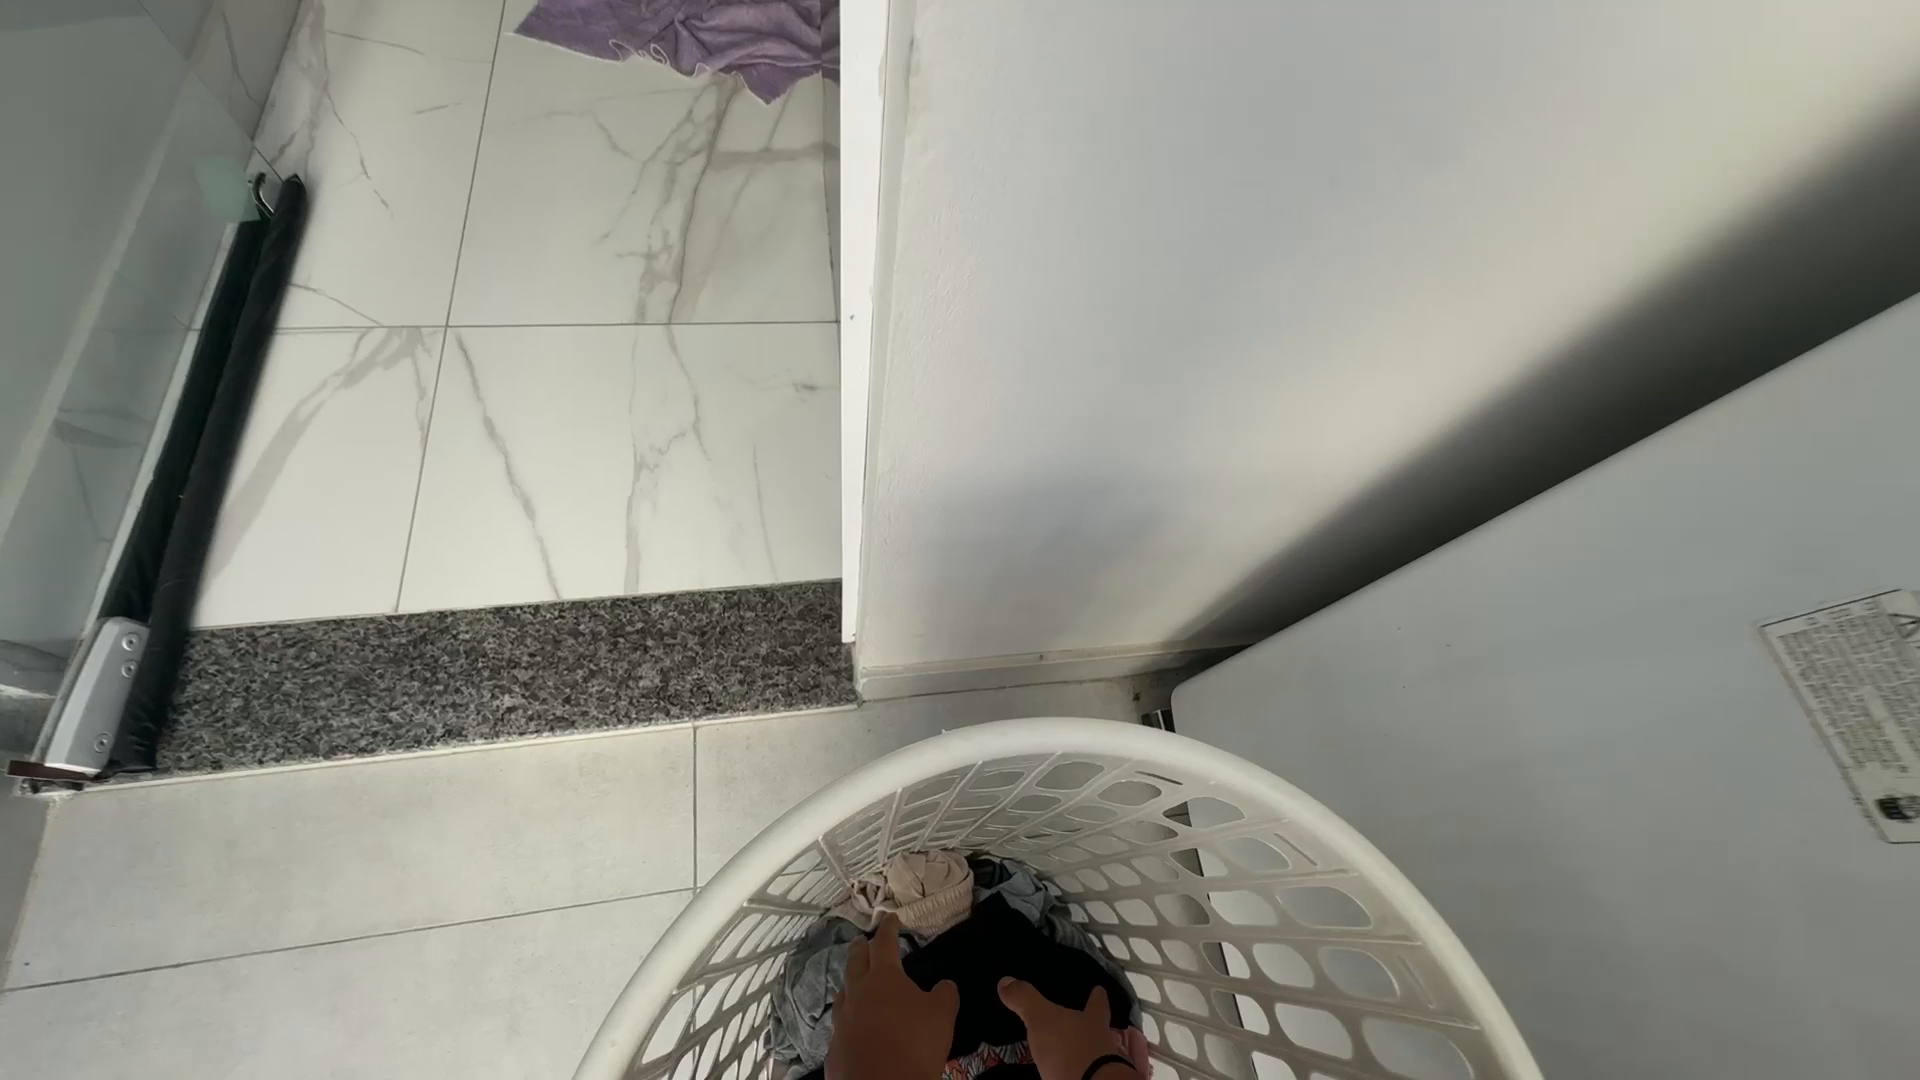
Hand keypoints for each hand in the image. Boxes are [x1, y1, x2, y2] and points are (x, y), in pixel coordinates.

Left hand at [826, 915, 959, 1079]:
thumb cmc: (914, 1044)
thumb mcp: (942, 1015)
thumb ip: (945, 994)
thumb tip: (945, 985)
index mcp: (883, 977)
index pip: (885, 942)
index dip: (889, 927)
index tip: (890, 917)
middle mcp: (858, 993)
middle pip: (856, 962)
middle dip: (861, 948)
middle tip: (862, 939)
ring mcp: (842, 1021)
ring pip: (843, 992)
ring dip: (849, 982)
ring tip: (853, 979)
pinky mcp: (834, 1049)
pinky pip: (840, 1025)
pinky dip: (847, 1018)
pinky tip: (852, 1025)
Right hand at [997, 979, 1139, 1079]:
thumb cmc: (1070, 1049)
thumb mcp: (1042, 1019)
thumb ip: (1026, 999)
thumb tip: (1005, 980)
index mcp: (1093, 1020)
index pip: (1097, 1003)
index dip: (1097, 996)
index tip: (1099, 989)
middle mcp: (1105, 1043)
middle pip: (1104, 1032)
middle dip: (1096, 1030)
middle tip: (1084, 1028)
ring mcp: (1107, 1069)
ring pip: (1105, 1058)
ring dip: (1096, 1057)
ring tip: (1081, 1055)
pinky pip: (1103, 1079)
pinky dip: (1095, 1075)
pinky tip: (1080, 1074)